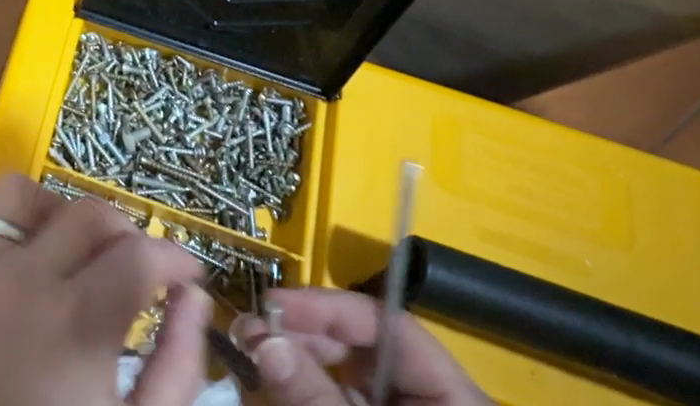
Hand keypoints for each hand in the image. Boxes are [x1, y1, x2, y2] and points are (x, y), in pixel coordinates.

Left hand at [0, 173, 212, 405]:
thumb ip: (177, 363)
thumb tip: (193, 297)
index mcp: (77, 322)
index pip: (140, 256)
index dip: (177, 260)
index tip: (190, 278)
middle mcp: (25, 281)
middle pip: (88, 214)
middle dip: (126, 231)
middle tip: (138, 268)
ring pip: (14, 194)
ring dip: (51, 205)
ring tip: (71, 243)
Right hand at [230, 289, 490, 405]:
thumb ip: (318, 396)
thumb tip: (262, 337)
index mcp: (453, 396)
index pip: (386, 323)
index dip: (326, 306)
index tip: (272, 302)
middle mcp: (424, 399)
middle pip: (355, 349)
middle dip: (298, 338)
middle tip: (245, 334)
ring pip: (335, 380)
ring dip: (289, 367)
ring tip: (246, 360)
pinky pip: (331, 403)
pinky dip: (297, 396)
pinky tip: (262, 390)